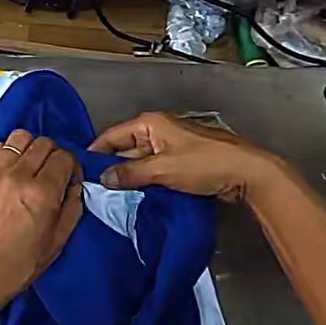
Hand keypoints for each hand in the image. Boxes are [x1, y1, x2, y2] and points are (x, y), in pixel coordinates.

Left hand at [0, 129, 82, 312]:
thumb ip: (74, 204)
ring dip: (32, 148)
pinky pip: (0, 146)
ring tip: (32, 166)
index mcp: (43, 192)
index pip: (65, 157)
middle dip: (55, 156)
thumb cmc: (23, 260)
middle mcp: (20, 175)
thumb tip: (74, 184)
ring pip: (22, 136)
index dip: (72, 167)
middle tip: (53, 173)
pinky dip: (10, 151)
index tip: (70, 179)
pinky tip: (14, 168)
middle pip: (46, 143)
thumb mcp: (61, 237)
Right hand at [89, 112, 292, 201]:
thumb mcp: (163, 169)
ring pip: (140, 163)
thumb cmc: (205, 164)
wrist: (245, 172)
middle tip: (91, 192)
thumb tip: (103, 178)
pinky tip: (134, 200)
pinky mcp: (180, 164)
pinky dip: (145, 184)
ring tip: (108, 200)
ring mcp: (170, 148)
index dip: (96, 153)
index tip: (80, 173)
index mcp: (151, 124)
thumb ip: (131, 173)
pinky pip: (154, 172)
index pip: (112, 135)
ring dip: (129, 179)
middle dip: (111, 168)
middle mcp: (158, 132)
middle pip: (125, 149)